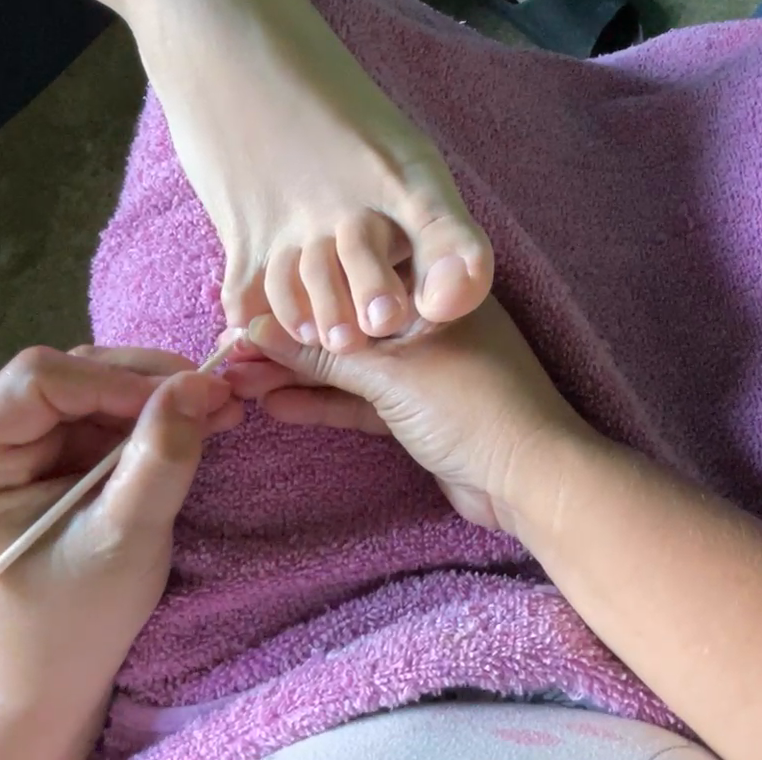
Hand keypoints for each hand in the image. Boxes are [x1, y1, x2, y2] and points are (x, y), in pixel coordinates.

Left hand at [0, 345, 242, 713]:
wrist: (64, 666)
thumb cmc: (77, 617)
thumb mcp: (124, 541)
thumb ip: (158, 462)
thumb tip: (199, 384)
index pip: (35, 383)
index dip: (110, 380)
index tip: (179, 399)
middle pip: (72, 374)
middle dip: (147, 380)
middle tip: (215, 397)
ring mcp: (33, 444)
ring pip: (101, 382)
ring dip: (163, 390)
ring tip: (218, 409)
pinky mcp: (69, 451)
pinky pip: (118, 408)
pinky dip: (164, 409)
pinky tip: (202, 420)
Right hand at [225, 300, 601, 529]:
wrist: (531, 479)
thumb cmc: (473, 405)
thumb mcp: (393, 374)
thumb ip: (324, 356)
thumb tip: (257, 335)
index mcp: (432, 292)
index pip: (354, 282)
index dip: (298, 297)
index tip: (245, 311)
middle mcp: (428, 323)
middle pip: (348, 326)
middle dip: (291, 341)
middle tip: (230, 355)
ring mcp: (424, 368)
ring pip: (352, 366)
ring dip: (300, 375)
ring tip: (239, 382)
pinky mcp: (419, 410)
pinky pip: (364, 399)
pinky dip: (326, 402)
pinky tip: (277, 404)